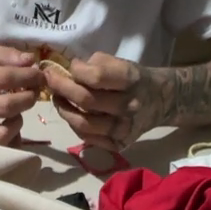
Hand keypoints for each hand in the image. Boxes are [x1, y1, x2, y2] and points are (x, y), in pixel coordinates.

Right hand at [0, 42, 42, 144]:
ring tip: (20, 111)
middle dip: (28, 98)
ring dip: (19, 121)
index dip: (27, 76)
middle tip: (35, 92)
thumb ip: (2, 54)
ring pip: (2, 133)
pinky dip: (11, 136)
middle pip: (6, 106)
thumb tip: (29, 61)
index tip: (39, 74)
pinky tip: (11, 124)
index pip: (3, 77)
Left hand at [45, 52, 162, 150]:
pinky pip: (87, 138)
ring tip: (57, 98)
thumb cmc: (134, 81)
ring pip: (83, 123)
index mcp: (131, 80)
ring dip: (64, 110)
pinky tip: (70, 114)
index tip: (71, 66)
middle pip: (86, 101)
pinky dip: (74, 125)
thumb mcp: (123, 63)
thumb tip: (71, 70)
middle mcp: (128, 107)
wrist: (160, 103)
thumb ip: (98, 64)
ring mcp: (123, 130)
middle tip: (50, 80)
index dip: (77, 71)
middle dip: (62, 88)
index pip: (96, 77)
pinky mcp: (118, 145)